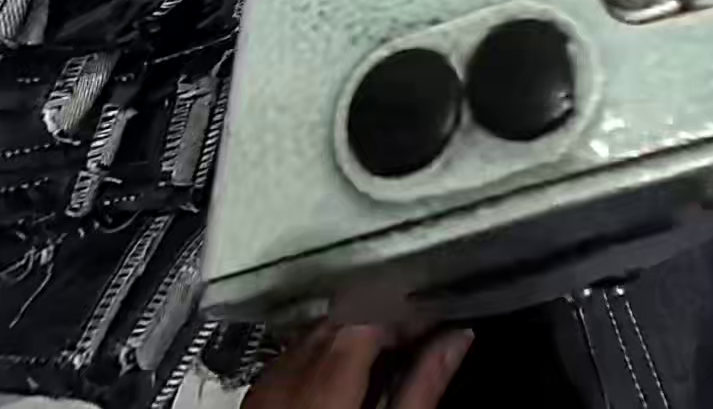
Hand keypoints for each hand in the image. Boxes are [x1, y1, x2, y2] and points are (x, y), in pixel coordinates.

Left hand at [240, 324, 472, 408]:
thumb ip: (424, 386)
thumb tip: (458, 338)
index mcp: (328, 380)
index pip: (374, 313)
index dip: (409, 312)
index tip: (438, 321)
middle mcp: (291, 375)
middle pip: (345, 318)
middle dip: (384, 322)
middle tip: (419, 340)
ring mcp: (265, 390)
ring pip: (320, 333)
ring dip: (356, 337)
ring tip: (386, 363)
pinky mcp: (254, 404)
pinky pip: (295, 359)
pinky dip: (325, 357)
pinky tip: (346, 385)